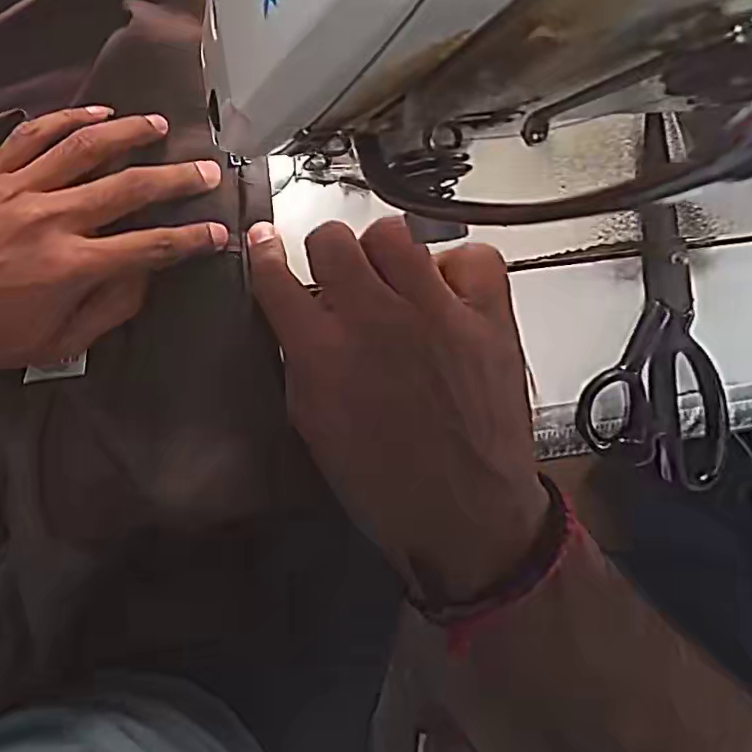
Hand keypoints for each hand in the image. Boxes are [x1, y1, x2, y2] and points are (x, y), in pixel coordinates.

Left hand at [0, 106, 228, 419]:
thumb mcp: (59, 342)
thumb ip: (111, 308)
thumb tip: (148, 274)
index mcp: (71, 267)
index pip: (150, 245)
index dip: (191, 237)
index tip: (216, 231)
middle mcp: (50, 220)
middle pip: (130, 186)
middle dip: (177, 178)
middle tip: (205, 170)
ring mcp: (17, 192)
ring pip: (84, 147)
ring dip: (128, 133)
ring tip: (158, 127)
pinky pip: (32, 136)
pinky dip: (66, 120)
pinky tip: (94, 114)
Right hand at [246, 217, 545, 599]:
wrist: (465, 518)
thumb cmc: (383, 480)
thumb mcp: (310, 421)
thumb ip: (297, 358)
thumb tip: (292, 317)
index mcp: (321, 351)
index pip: (275, 275)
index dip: (264, 252)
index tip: (265, 242)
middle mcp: (374, 321)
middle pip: (332, 239)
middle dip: (325, 251)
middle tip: (334, 271)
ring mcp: (434, 315)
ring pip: (392, 234)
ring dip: (380, 253)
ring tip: (388, 279)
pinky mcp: (487, 321)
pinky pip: (471, 257)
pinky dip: (455, 266)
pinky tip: (443, 290)